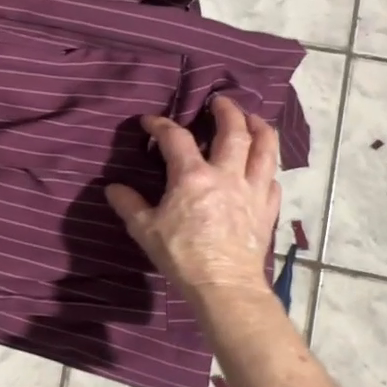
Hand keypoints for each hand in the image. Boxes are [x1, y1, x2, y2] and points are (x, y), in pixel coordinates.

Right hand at [106, 96, 281, 299]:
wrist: (224, 285)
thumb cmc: (180, 253)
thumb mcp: (143, 228)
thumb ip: (128, 203)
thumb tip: (115, 188)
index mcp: (192, 176)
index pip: (175, 138)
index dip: (160, 125)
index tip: (149, 121)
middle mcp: (226, 175)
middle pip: (234, 132)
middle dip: (227, 111)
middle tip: (220, 101)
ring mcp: (253, 191)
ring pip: (266, 149)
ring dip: (260, 128)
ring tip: (253, 119)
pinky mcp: (268, 209)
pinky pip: (272, 178)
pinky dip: (266, 166)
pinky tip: (260, 167)